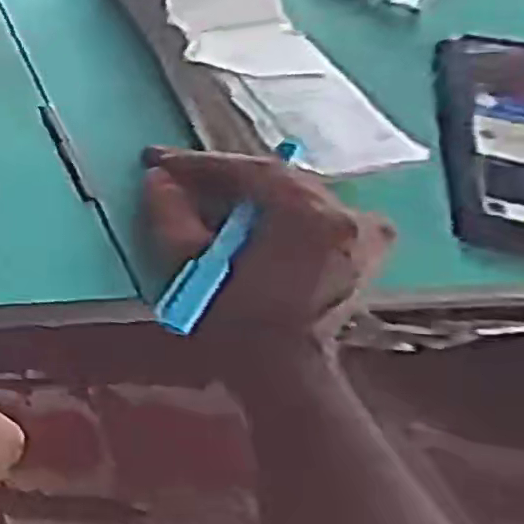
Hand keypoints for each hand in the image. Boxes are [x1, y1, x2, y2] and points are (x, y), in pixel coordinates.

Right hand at [141, 147, 394, 352]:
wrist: (280, 365)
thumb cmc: (229, 315)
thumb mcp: (187, 261)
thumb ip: (170, 212)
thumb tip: (159, 178)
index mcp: (311, 218)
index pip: (250, 170)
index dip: (197, 162)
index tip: (157, 159)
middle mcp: (350, 216)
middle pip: (278, 177)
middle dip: (223, 174)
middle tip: (176, 174)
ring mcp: (366, 232)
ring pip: (295, 192)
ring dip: (247, 190)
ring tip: (202, 192)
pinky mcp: (364, 248)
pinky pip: (312, 210)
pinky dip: (274, 207)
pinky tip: (241, 214)